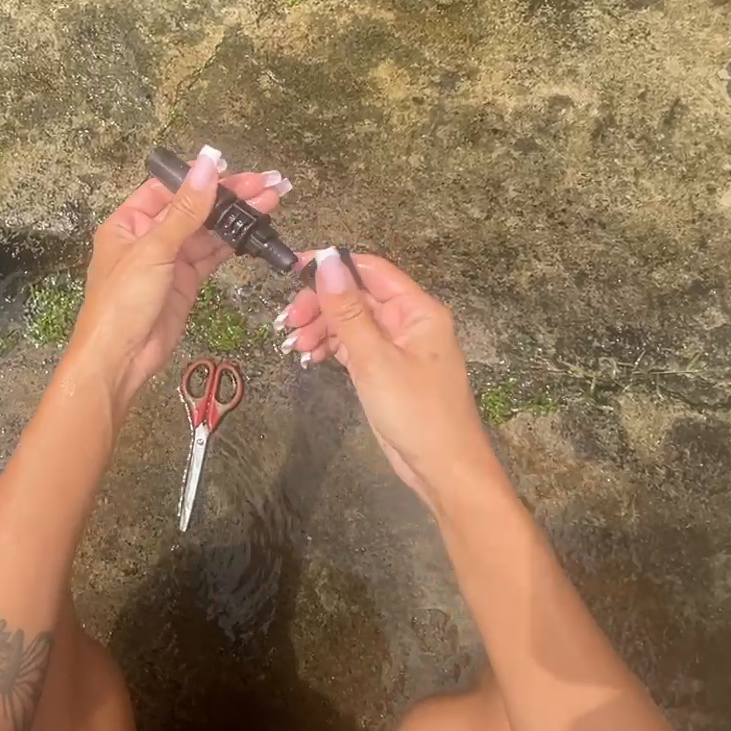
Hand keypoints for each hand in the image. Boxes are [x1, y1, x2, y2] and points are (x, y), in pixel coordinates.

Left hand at [65, 146, 289, 407]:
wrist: (120, 358)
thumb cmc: (121, 301)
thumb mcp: (153, 249)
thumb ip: (186, 209)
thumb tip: (208, 165)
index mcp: (128, 222)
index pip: (168, 188)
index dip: (200, 178)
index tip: (234, 169)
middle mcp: (148, 237)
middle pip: (192, 208)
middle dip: (229, 196)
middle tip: (267, 183)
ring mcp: (168, 260)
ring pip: (206, 232)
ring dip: (236, 218)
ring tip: (271, 201)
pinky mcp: (185, 282)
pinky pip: (211, 256)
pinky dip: (232, 244)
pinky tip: (254, 230)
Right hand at [277, 250, 501, 507]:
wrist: (443, 468)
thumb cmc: (416, 411)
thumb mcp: (374, 359)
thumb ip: (347, 311)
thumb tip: (325, 263)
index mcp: (416, 310)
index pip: (369, 270)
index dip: (331, 266)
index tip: (292, 270)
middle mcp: (407, 322)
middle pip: (355, 297)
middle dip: (319, 305)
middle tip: (287, 323)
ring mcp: (395, 346)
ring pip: (349, 322)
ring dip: (319, 328)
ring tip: (293, 346)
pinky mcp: (384, 369)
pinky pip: (351, 346)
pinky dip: (329, 349)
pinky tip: (308, 357)